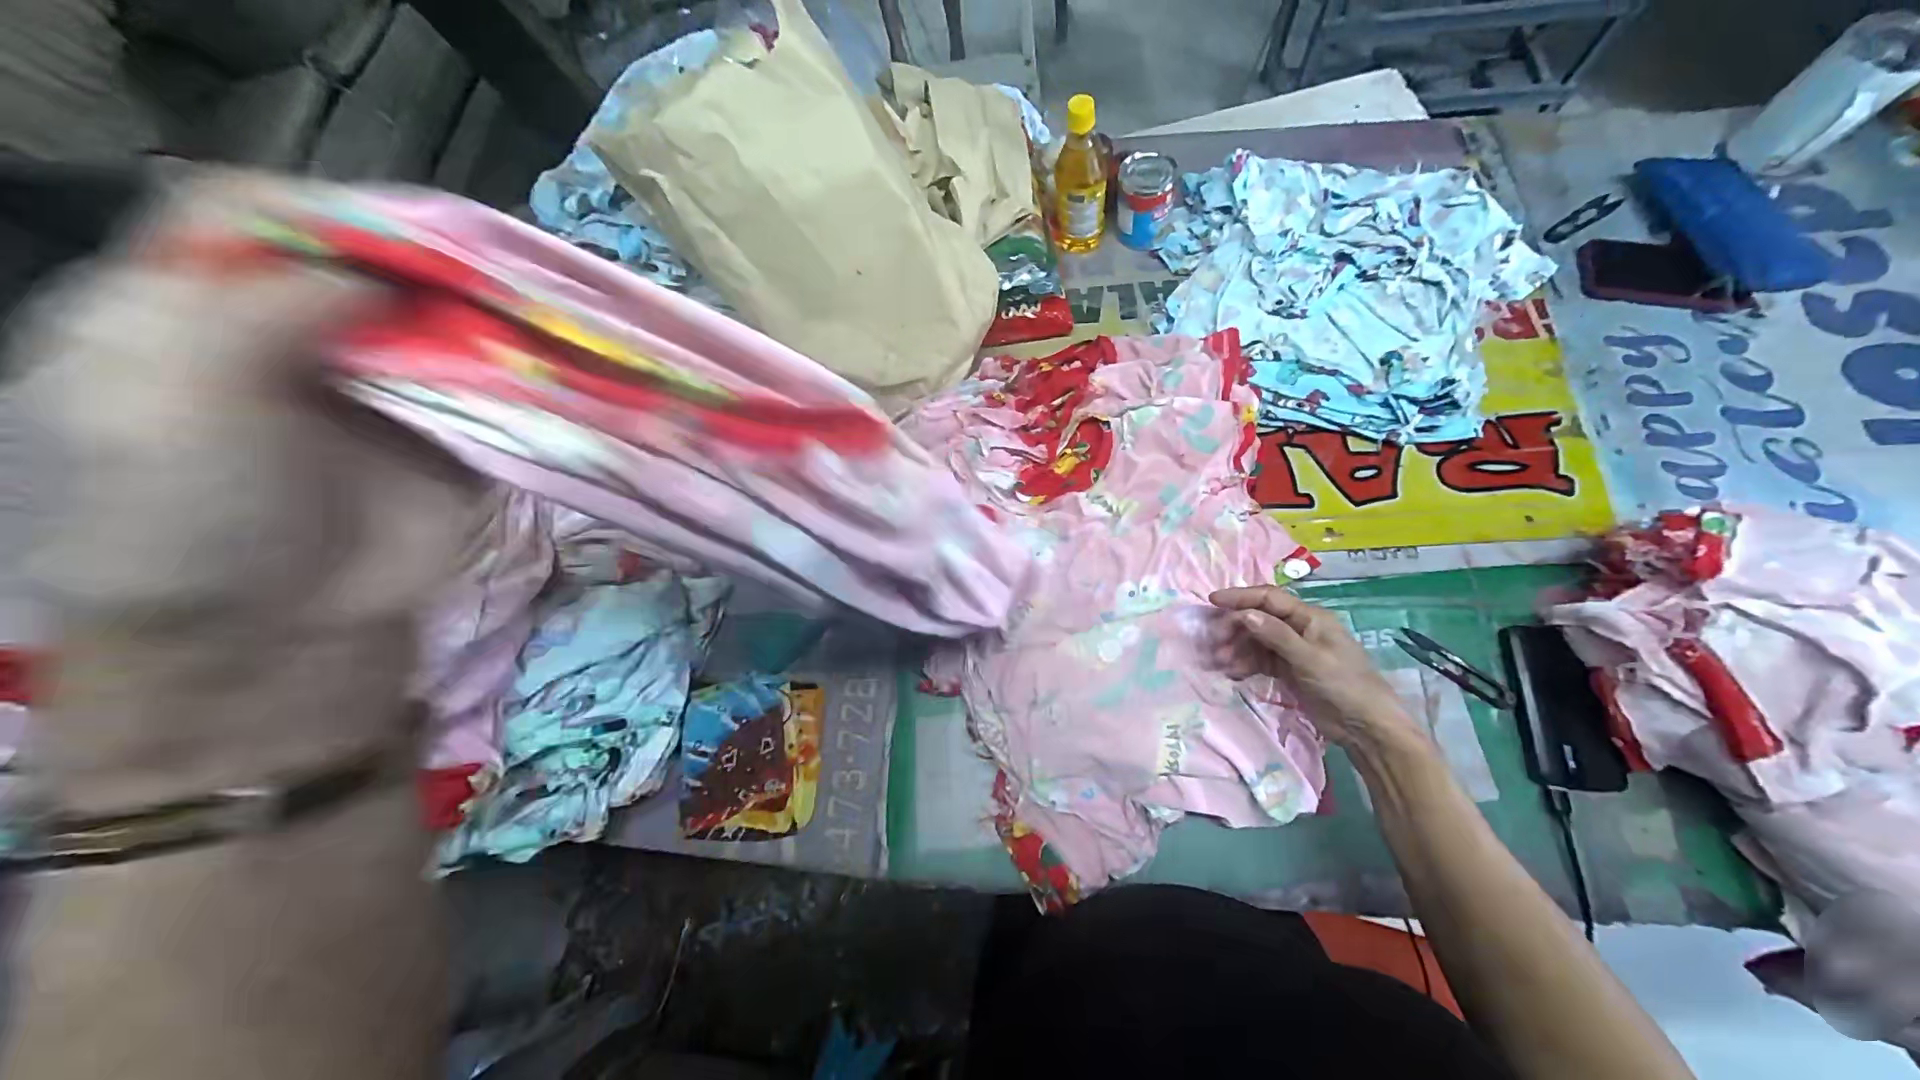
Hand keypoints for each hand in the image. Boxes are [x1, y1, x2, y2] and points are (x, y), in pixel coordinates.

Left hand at [12, 171, 484, 813]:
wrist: (285, 641)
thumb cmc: (196, 527)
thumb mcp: (178, 405)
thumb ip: (264, 315)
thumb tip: (383, 276)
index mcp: (192, 316)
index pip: (252, 219)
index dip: (325, 210)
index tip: (400, 232)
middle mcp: (293, 340)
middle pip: (362, 264)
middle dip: (425, 255)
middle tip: (490, 262)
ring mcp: (382, 389)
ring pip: (435, 320)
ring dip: (485, 309)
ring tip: (533, 299)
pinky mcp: (451, 435)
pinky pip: (487, 385)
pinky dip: (518, 367)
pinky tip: (547, 353)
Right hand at [1209, 585, 1421, 749]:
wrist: (1366, 727)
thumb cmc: (1343, 685)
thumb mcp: (1309, 659)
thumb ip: (1276, 635)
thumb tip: (1244, 614)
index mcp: (1310, 617)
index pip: (1268, 598)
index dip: (1240, 597)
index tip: (1212, 602)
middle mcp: (1299, 629)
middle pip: (1258, 619)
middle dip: (1234, 628)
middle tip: (1215, 644)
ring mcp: (1293, 650)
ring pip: (1256, 640)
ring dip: (1237, 648)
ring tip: (1221, 663)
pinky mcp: (1288, 670)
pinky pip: (1260, 660)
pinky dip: (1245, 663)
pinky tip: (1233, 672)